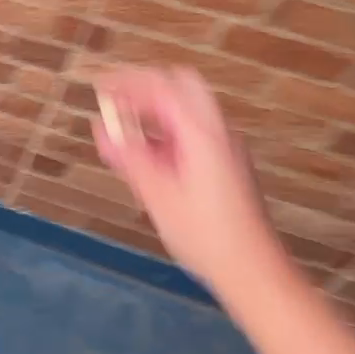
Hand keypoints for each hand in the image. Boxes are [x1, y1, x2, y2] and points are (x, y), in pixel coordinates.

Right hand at [88, 66, 294, 303]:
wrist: (254, 272)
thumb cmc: (207, 236)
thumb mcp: (159, 196)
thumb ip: (129, 157)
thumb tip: (102, 128)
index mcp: (202, 134)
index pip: (162, 87)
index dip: (127, 81)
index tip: (100, 85)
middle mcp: (218, 133)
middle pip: (180, 86)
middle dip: (144, 87)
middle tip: (114, 98)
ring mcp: (225, 147)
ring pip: (186, 108)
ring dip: (153, 109)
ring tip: (121, 128)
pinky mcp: (225, 164)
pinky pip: (190, 130)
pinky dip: (163, 130)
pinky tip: (143, 154)